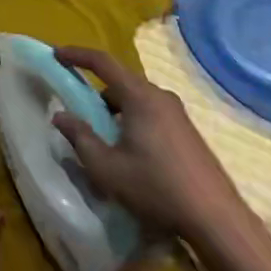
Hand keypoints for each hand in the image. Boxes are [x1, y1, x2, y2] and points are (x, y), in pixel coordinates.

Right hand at [50, 48, 252, 243]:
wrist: (213, 216)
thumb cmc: (155, 188)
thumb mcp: (107, 167)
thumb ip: (80, 137)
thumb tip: (60, 116)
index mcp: (140, 97)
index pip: (103, 63)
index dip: (77, 55)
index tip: (56, 53)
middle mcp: (160, 96)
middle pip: (120, 82)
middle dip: (96, 93)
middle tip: (78, 114)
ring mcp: (177, 112)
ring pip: (136, 99)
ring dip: (114, 110)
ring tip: (103, 139)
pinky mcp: (186, 130)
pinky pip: (150, 112)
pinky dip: (131, 119)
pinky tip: (128, 151)